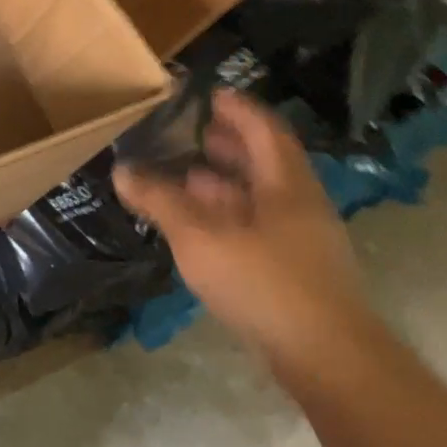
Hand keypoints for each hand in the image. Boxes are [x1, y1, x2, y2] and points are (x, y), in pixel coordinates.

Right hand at [114, 90, 372, 360]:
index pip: (264, 131)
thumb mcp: (199, 236)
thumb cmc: (263, 281)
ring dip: (220, 179)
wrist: (324, 352)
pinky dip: (222, 210)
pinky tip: (194, 222)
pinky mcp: (290, 266)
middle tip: (182, 131)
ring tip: (178, 172)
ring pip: (256, 194)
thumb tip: (123, 170)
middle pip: (262, 161)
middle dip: (223, 143)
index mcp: (286, 186)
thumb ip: (160, 200)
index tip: (207, 93)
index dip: (237, 109)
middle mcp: (298, 204)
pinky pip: (252, 222)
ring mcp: (298, 237)